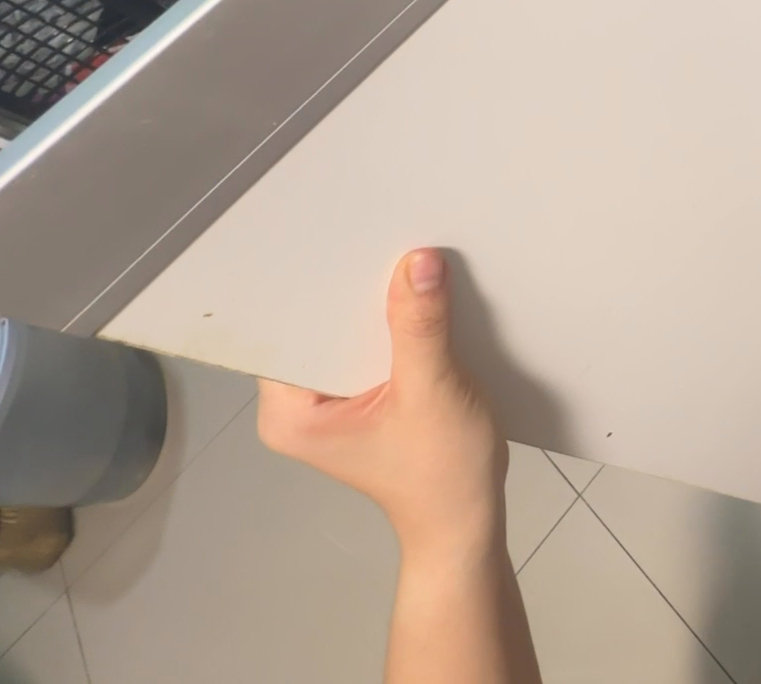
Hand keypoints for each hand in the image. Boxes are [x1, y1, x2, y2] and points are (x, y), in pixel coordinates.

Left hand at [258, 249, 507, 559]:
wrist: (469, 517)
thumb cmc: (442, 467)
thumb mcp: (434, 390)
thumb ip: (422, 326)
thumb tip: (419, 259)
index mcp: (291, 410)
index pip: (292, 330)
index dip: (322, 287)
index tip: (353, 244)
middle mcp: (302, 403)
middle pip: (324, 329)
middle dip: (360, 293)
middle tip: (391, 244)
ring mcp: (336, 403)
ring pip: (354, 336)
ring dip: (386, 309)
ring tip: (412, 266)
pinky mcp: (370, 399)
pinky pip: (377, 349)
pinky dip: (402, 329)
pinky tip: (426, 305)